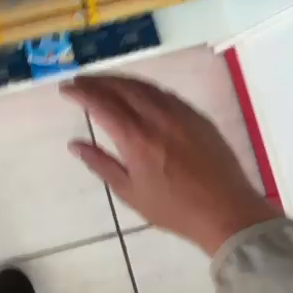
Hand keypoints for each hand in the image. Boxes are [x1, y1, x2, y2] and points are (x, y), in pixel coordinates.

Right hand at [61, 74, 279, 256]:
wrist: (227, 211)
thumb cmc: (174, 209)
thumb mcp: (130, 193)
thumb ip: (101, 164)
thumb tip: (75, 144)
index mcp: (136, 138)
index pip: (102, 104)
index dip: (81, 93)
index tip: (66, 89)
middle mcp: (157, 118)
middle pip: (122, 88)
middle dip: (97, 81)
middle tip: (80, 81)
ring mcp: (180, 114)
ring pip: (144, 86)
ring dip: (120, 80)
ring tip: (103, 82)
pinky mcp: (197, 116)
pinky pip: (165, 93)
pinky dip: (144, 88)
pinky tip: (138, 93)